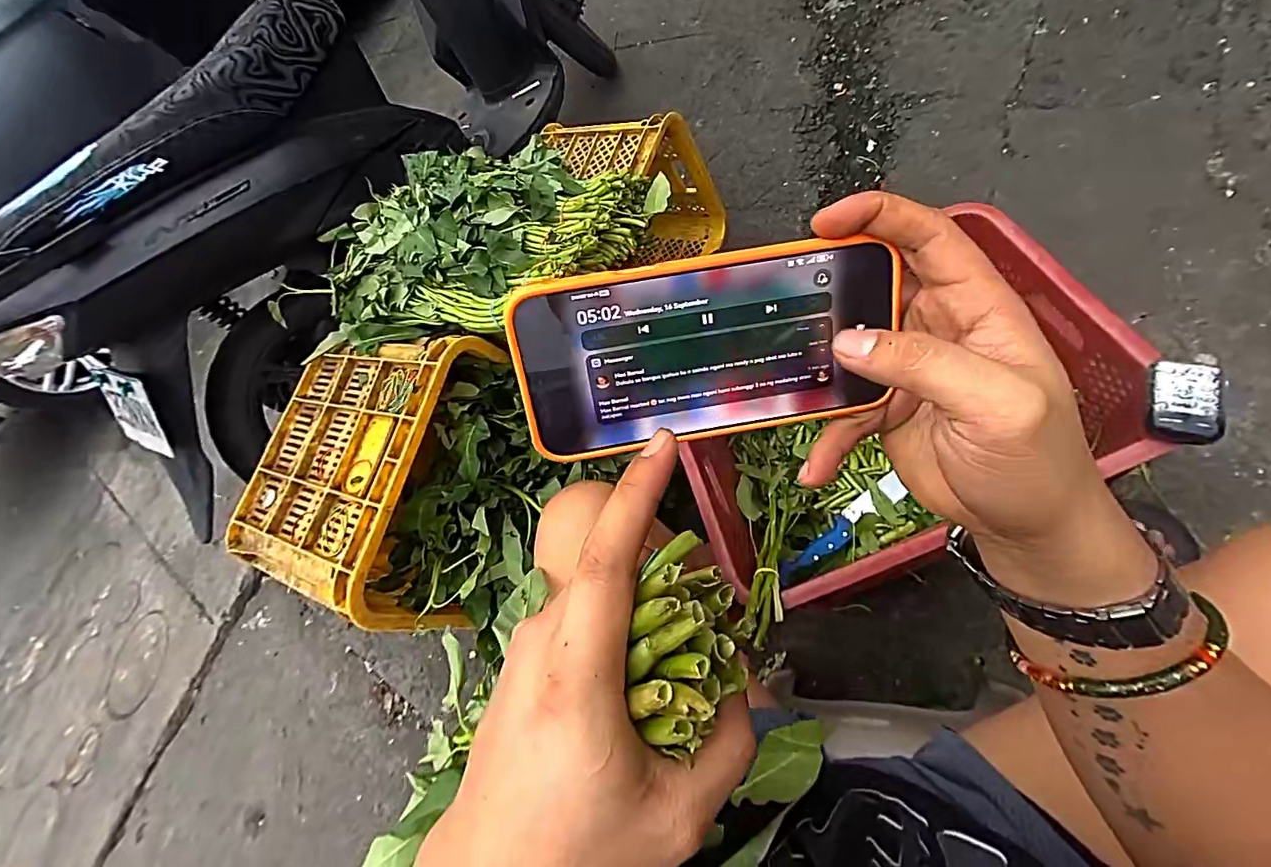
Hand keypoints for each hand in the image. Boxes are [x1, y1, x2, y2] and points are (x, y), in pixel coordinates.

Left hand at [418, 432, 754, 866]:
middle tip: (713, 600)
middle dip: (669, 556)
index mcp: (578, 673)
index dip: (638, 492)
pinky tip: (643, 664)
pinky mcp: (527, 650)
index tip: (664, 444)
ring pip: (601, 584)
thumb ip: (728, 743)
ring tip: (682, 645)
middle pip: (614, 561)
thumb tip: (742, 683)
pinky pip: (584, 607)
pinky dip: (624, 612)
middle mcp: (544, 639)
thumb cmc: (573, 853)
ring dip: (648, 592)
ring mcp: (529, 640)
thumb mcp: (676, 816)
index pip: (608, 557)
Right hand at [800, 193, 1155, 605]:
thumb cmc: (1037, 461)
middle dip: (831, 279)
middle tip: (790, 290)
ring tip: (787, 370)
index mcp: (976, 306)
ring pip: (848, 340)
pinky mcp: (884, 405)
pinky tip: (815, 465)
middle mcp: (936, 326)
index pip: (929, 237)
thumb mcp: (996, 405)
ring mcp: (905, 367)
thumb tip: (849, 340)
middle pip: (875, 280)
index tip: (827, 221)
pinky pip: (843, 407)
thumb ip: (925, 364)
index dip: (879, 215)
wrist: (1030, 527)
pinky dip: (826, 433)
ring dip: (817, 355)